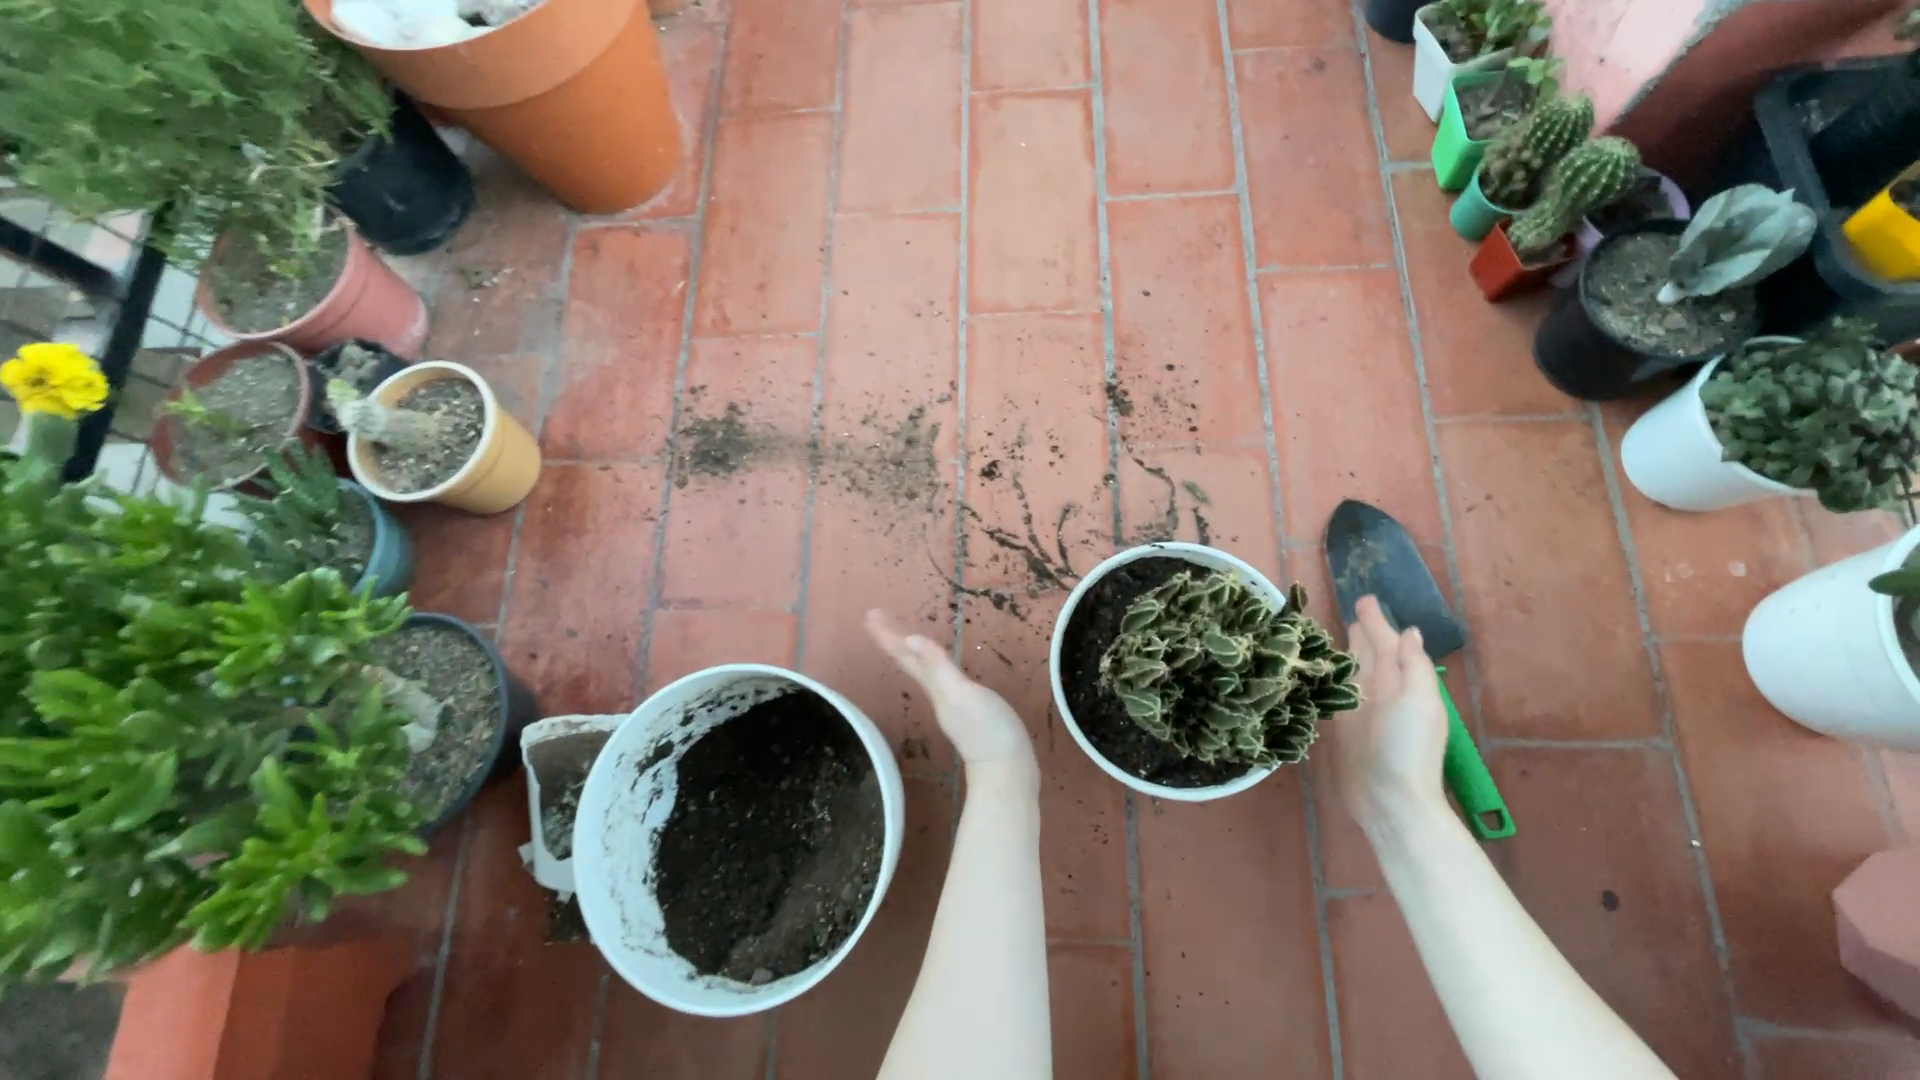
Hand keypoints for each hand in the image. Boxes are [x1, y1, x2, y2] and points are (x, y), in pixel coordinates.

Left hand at [865, 609, 1037, 787]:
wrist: (1008, 771)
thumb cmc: (987, 731)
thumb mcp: (962, 695)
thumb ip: (938, 667)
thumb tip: (910, 638)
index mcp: (934, 687)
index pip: (906, 657)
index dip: (888, 635)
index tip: (870, 614)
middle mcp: (938, 695)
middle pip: (910, 662)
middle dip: (894, 639)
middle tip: (877, 616)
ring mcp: (952, 705)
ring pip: (924, 671)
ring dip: (911, 651)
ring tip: (903, 636)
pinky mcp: (969, 712)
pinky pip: (942, 680)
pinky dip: (935, 666)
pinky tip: (941, 667)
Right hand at [1326, 596, 1448, 829]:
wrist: (1389, 800)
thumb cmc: (1407, 749)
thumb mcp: (1419, 702)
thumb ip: (1414, 666)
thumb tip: (1410, 632)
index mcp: (1403, 684)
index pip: (1388, 644)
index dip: (1377, 622)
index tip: (1364, 598)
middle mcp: (1382, 693)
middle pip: (1370, 655)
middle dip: (1364, 632)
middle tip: (1350, 608)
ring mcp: (1360, 711)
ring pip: (1352, 672)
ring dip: (1347, 651)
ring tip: (1336, 633)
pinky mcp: (1340, 728)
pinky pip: (1334, 694)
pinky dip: (1330, 678)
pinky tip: (1320, 671)